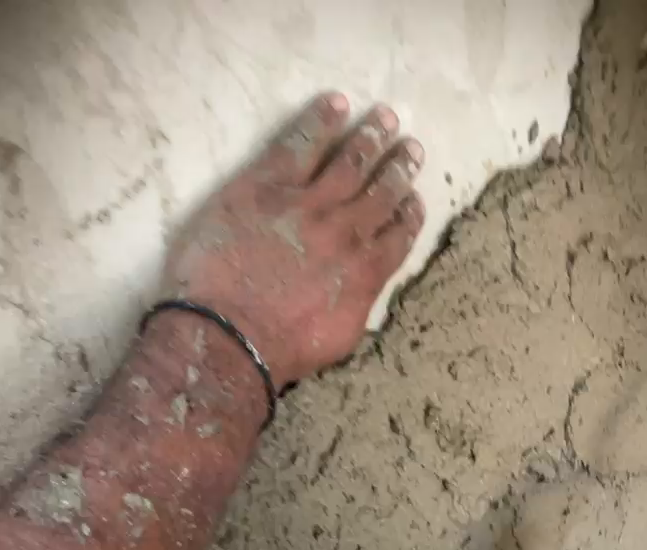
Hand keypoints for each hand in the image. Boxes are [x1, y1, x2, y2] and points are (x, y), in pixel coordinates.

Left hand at [166, 91, 426, 387]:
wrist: (231, 333)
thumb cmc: (283, 349)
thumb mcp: (341, 338)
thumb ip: (359, 303)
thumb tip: (362, 286)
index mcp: (366, 272)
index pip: (399, 234)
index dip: (410, 213)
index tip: (415, 197)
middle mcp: (347, 231)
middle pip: (381, 191)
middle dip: (400, 167)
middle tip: (412, 147)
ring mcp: (308, 204)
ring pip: (350, 161)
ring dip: (371, 137)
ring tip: (385, 118)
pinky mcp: (267, 185)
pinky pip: (301, 143)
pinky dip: (321, 121)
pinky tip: (336, 105)